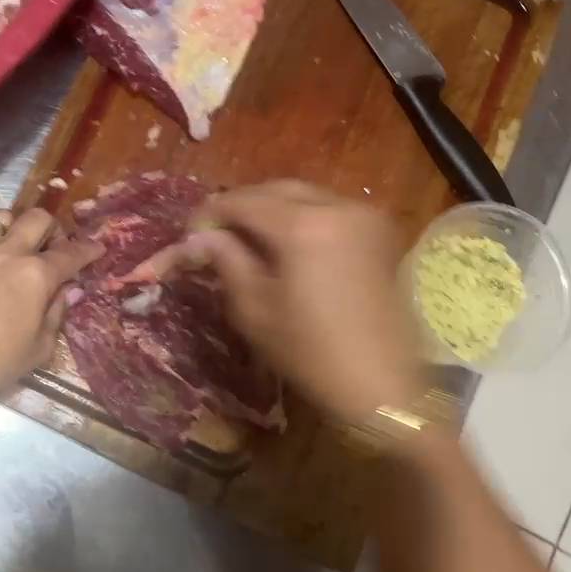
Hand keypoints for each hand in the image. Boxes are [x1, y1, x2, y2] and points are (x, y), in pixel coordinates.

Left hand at [0, 208, 101, 404]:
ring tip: (13, 247)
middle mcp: (8, 253)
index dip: (87, 250)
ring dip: (12, 228)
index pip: (70, 254)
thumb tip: (67, 290)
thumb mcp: (41, 346)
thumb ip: (56, 313)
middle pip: (36, 218)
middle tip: (51, 248)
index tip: (96, 249)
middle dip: (51, 228)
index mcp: (36, 275)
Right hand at [191, 181, 424, 421]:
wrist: (380, 382)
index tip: (189, 232)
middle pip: (276, 189)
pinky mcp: (379, 232)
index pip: (242, 201)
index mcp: (302, 225)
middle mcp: (337, 207)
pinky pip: (330, 209)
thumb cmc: (308, 351)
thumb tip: (199, 237)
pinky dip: (302, 216)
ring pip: (304, 195)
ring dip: (272, 208)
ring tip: (246, 237)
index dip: (211, 212)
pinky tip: (285, 243)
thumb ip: (226, 260)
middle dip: (242, 204)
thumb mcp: (254, 308)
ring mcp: (364, 216)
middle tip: (215, 232)